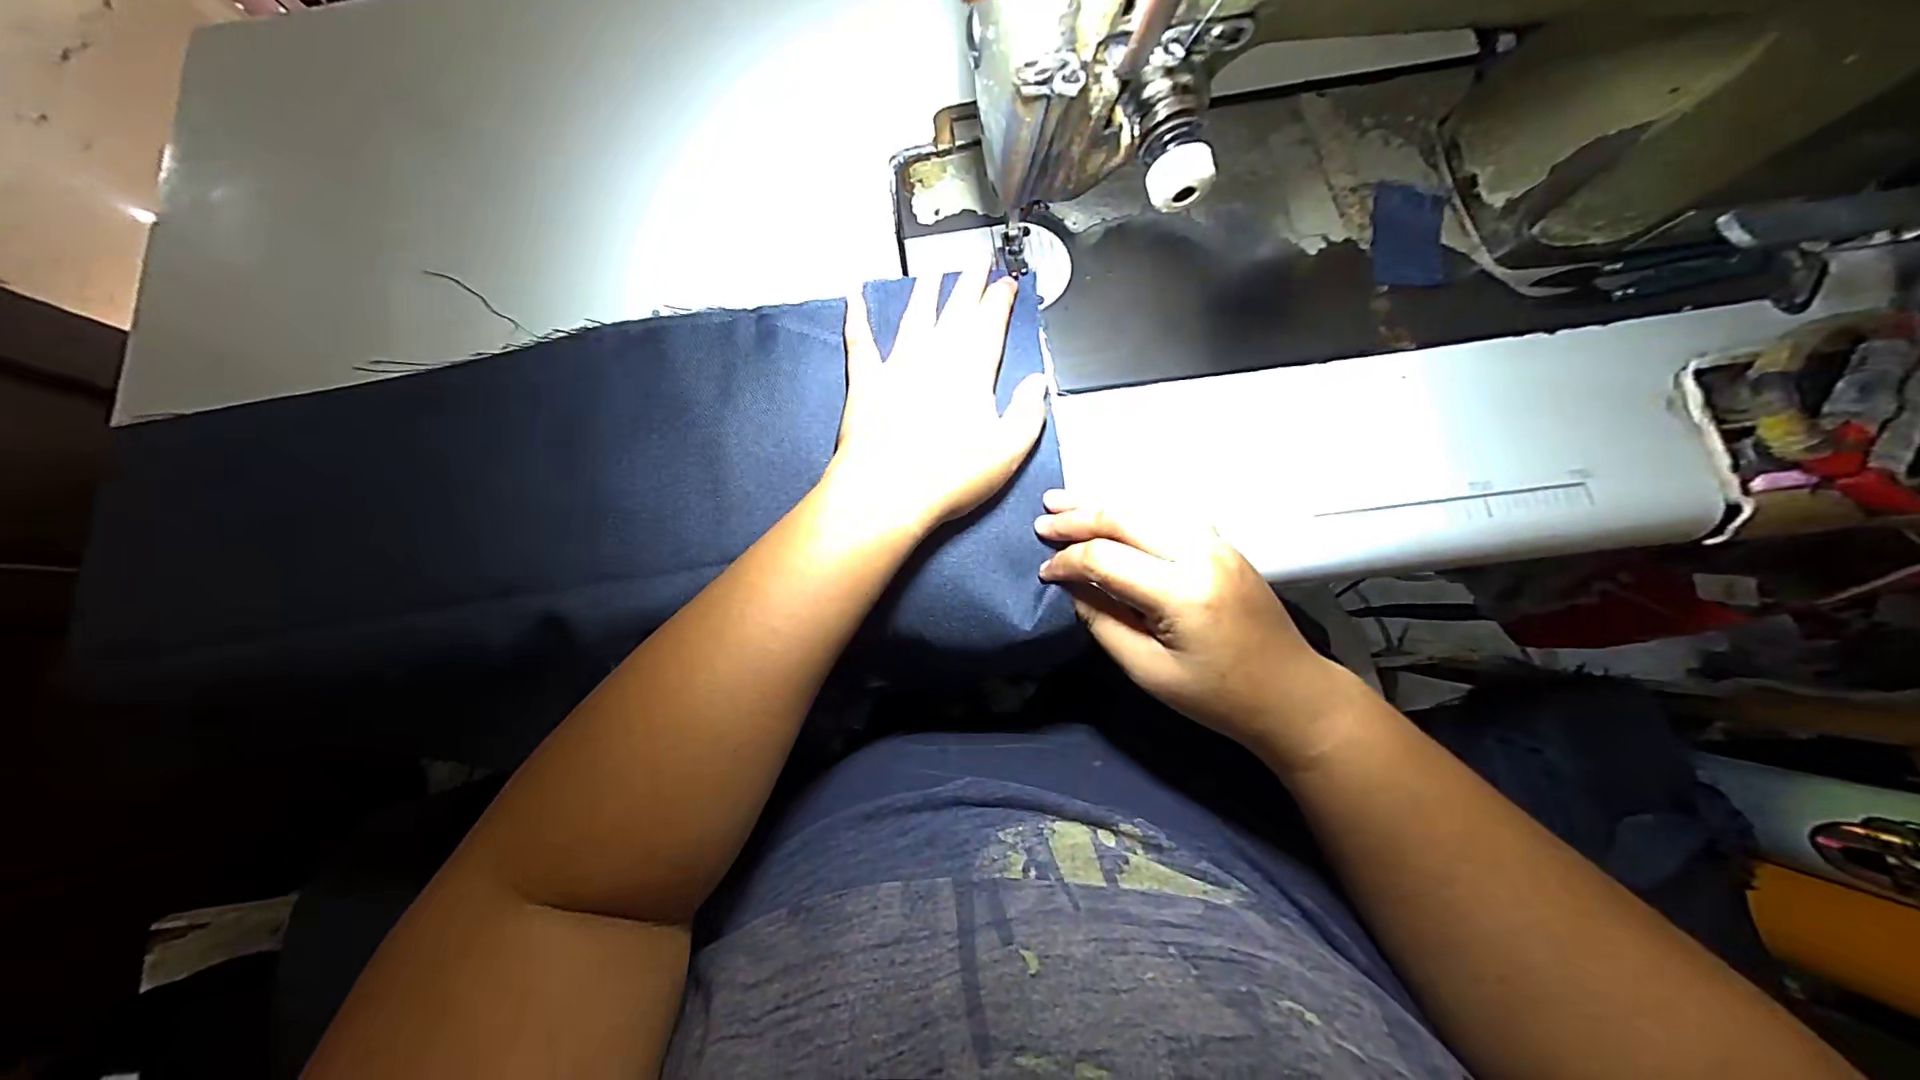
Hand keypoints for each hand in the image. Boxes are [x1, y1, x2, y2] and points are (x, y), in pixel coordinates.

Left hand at [826, 264, 1049, 532]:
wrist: (887, 492)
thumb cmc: (948, 476)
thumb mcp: (1008, 450)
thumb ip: (1026, 412)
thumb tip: (1036, 385)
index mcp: (972, 370)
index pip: (991, 322)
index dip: (1000, 298)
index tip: (1007, 281)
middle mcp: (935, 357)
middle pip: (956, 309)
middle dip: (970, 282)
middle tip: (977, 259)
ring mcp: (897, 366)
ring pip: (915, 316)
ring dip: (926, 291)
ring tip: (934, 271)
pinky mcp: (866, 383)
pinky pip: (860, 341)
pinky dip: (856, 316)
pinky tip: (853, 296)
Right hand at [1034, 491, 1364, 769]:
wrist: (1292, 694)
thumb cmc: (1218, 696)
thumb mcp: (1148, 670)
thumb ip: (1103, 622)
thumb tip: (1073, 587)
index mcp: (1182, 591)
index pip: (1106, 558)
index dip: (1068, 562)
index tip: (1044, 573)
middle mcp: (1201, 554)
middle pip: (1125, 519)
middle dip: (1078, 518)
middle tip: (1042, 521)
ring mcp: (1217, 544)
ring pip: (1147, 509)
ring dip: (1104, 505)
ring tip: (1064, 501)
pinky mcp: (1224, 546)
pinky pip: (1169, 516)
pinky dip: (1134, 512)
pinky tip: (1113, 512)